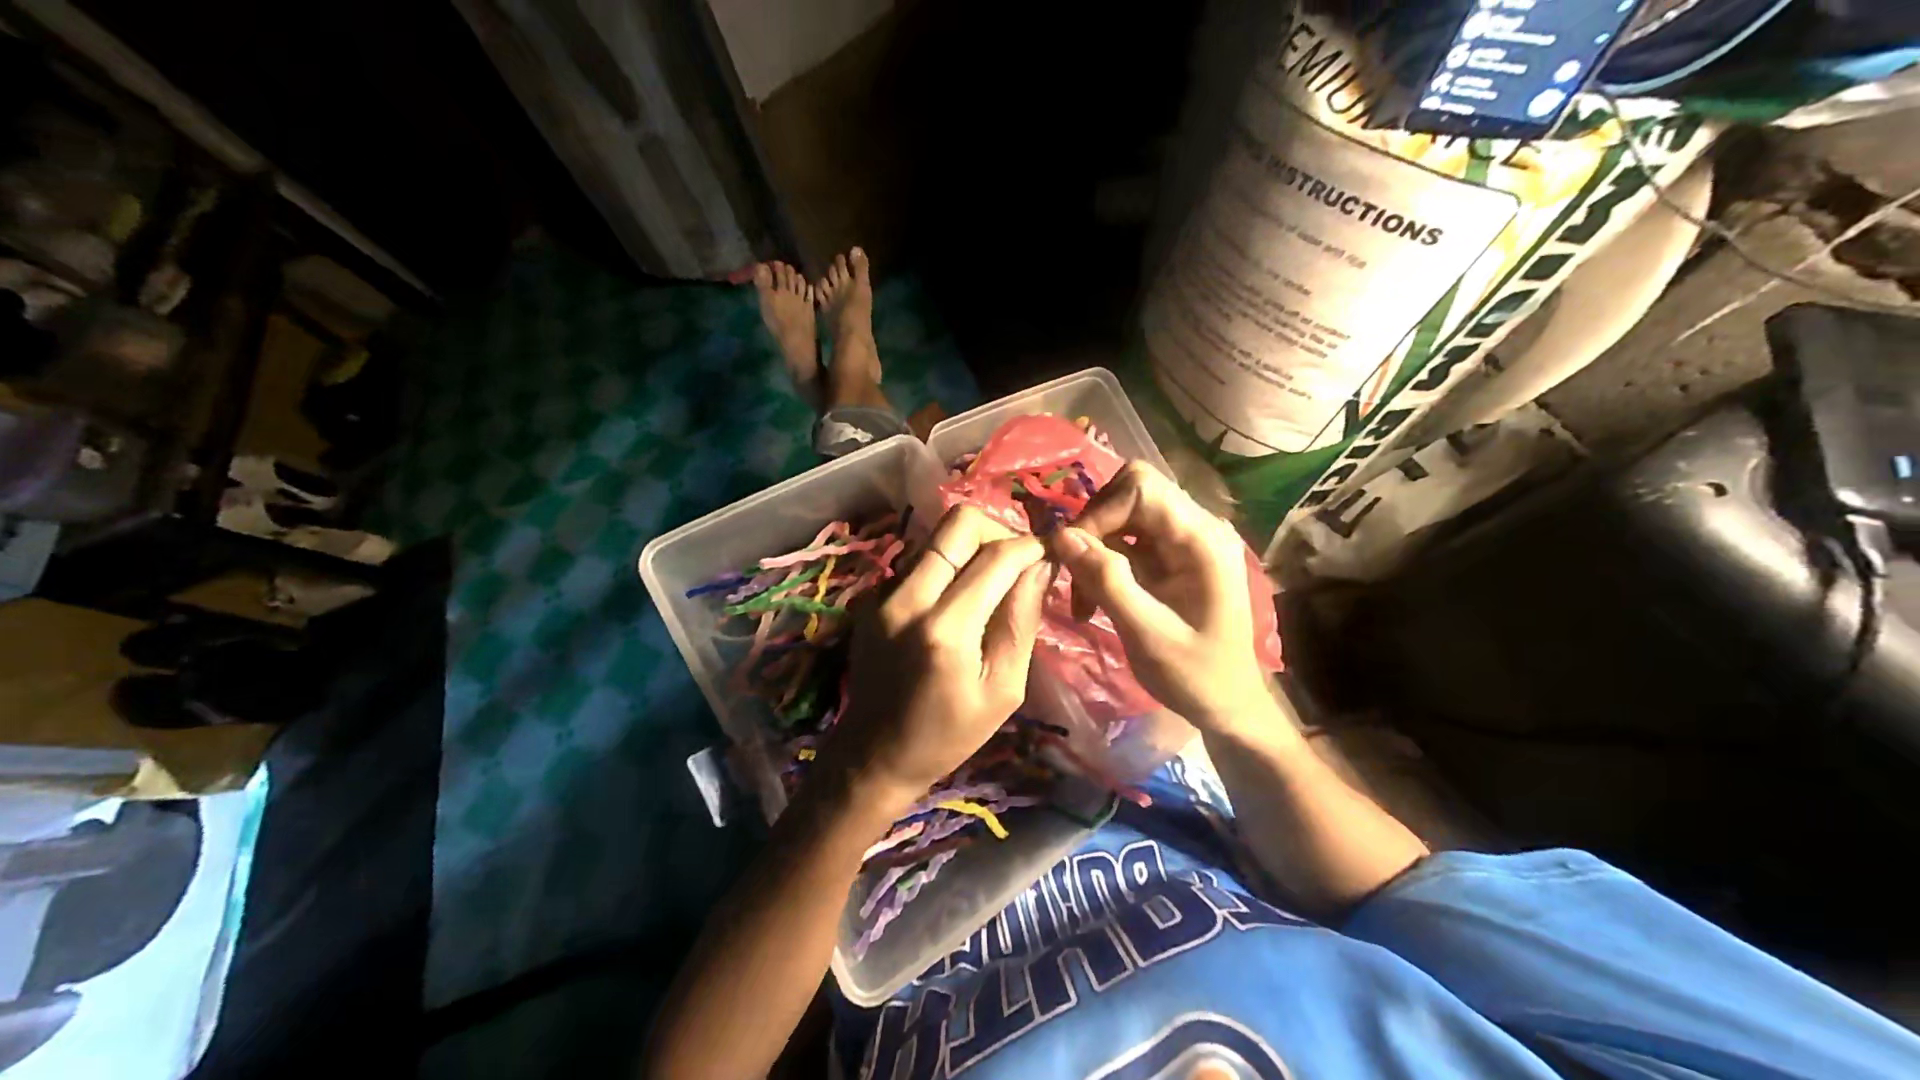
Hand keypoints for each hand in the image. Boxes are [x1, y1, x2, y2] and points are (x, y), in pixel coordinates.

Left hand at [823, 505, 1049, 810]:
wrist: (874, 754)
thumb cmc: (948, 734)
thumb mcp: (1003, 690)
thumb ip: (1021, 622)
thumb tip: (1041, 566)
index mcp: (945, 630)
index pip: (997, 556)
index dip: (1031, 546)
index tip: (1050, 554)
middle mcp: (907, 599)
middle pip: (958, 522)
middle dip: (998, 531)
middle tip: (1017, 562)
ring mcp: (882, 594)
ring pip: (936, 537)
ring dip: (970, 547)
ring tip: (991, 582)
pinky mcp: (871, 597)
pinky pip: (918, 560)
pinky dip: (947, 566)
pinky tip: (958, 601)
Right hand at [1048, 461, 1276, 734]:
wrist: (1228, 705)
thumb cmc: (1196, 677)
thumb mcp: (1147, 635)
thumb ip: (1107, 581)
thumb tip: (1061, 536)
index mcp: (1203, 540)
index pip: (1141, 488)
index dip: (1100, 513)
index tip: (1076, 559)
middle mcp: (1198, 526)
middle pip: (1131, 490)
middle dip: (1094, 527)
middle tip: (1076, 574)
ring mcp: (1187, 538)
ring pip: (1124, 510)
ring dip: (1095, 545)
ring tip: (1083, 596)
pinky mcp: (1173, 553)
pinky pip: (1129, 535)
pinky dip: (1103, 558)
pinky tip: (1095, 596)